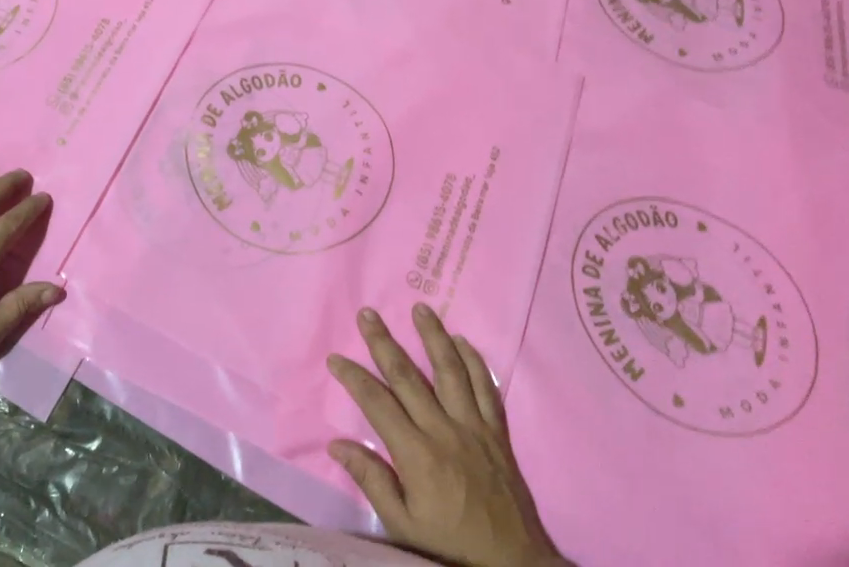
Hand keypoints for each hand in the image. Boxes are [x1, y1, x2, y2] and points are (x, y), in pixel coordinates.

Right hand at [327, 304, 563, 566]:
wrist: (512, 563)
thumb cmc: (450, 544)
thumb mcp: (402, 524)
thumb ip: (371, 480)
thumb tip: (337, 444)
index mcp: (416, 454)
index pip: (377, 403)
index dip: (354, 377)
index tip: (335, 358)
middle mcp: (444, 430)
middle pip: (408, 376)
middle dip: (383, 342)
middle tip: (367, 313)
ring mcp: (474, 427)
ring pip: (451, 371)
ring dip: (433, 337)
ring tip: (420, 308)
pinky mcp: (498, 433)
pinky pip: (486, 388)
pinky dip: (475, 362)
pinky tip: (463, 342)